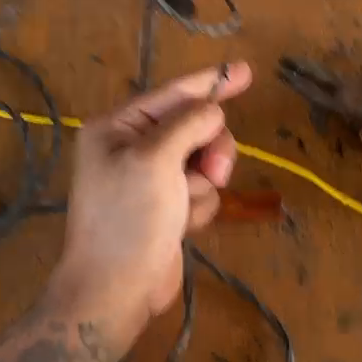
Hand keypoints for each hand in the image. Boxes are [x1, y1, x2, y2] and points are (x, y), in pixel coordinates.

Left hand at [45, 63, 253, 354]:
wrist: (115, 290)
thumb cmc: (128, 219)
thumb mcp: (156, 160)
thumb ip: (189, 124)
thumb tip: (212, 110)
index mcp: (116, 128)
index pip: (172, 95)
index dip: (210, 82)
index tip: (246, 71)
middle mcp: (131, 148)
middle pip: (194, 128)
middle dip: (210, 149)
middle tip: (215, 171)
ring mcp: (149, 180)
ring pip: (203, 162)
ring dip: (202, 185)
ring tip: (185, 208)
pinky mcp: (166, 208)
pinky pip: (200, 192)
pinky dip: (198, 208)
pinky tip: (182, 228)